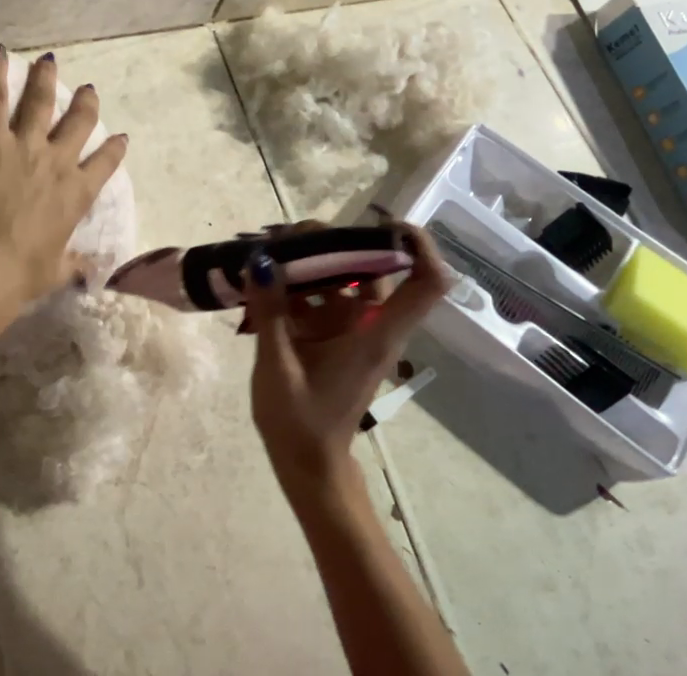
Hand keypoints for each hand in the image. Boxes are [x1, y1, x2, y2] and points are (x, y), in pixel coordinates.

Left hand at [0, 47, 128, 311]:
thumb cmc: (22, 276)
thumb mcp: (58, 271)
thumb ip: (76, 264)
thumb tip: (92, 270)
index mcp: (79, 195)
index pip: (106, 162)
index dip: (114, 148)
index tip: (120, 137)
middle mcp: (59, 163)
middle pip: (80, 122)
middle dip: (86, 103)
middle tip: (88, 89)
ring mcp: (27, 147)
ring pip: (42, 102)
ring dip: (46, 79)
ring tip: (48, 60)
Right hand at [248, 222, 451, 483]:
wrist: (306, 464)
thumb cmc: (300, 421)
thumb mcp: (277, 365)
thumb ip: (271, 311)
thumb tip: (260, 260)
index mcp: (376, 334)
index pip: (427, 282)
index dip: (418, 245)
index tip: (382, 222)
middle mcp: (371, 326)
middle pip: (373, 268)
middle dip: (334, 242)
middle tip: (287, 236)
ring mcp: (350, 331)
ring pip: (341, 279)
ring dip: (309, 261)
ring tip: (265, 250)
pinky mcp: (330, 338)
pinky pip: (319, 298)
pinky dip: (295, 285)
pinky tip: (259, 280)